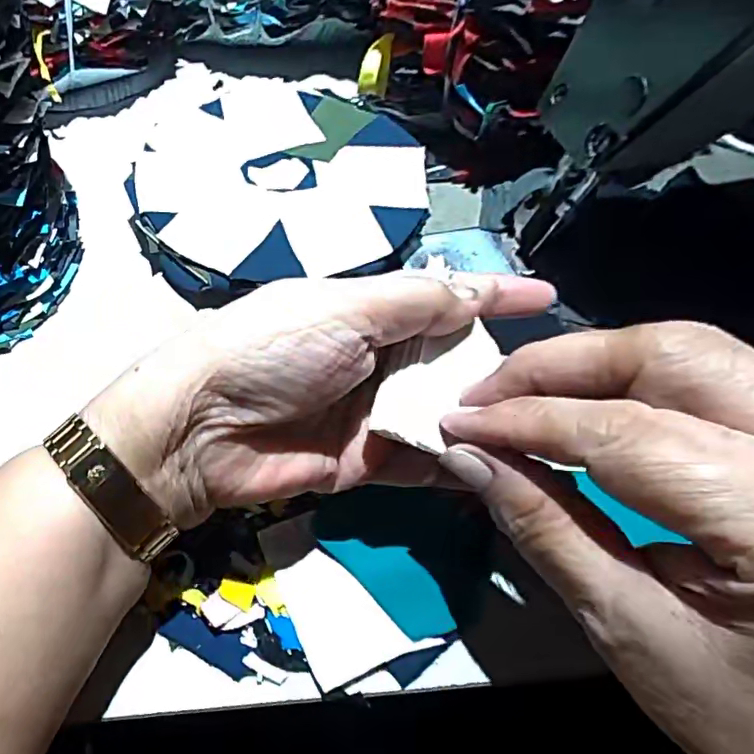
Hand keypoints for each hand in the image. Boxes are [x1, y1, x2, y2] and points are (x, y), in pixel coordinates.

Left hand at [83, 271, 555, 527]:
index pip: (439, 298)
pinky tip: (495, 464)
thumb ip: (413, 302)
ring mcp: (369, 412)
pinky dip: (453, 462)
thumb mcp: (343, 310)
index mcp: (365, 310)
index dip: (491, 296)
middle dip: (494, 368)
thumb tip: (475, 288)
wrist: (201, 430)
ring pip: (440, 412)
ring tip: (538, 425)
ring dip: (480, 419)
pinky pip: (419, 461)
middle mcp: (372, 358)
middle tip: (552, 381)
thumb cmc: (270, 351)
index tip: (545, 297)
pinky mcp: (362, 462)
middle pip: (448, 360)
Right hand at [437, 323, 753, 753]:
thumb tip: (470, 456)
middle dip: (565, 364)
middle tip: (488, 393)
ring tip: (527, 399)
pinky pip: (733, 391)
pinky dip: (647, 393)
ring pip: (709, 359)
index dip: (530, 419)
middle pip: (683, 355)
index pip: (635, 434)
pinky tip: (595, 417)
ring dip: (602, 370)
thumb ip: (546, 529)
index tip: (457, 420)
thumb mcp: (633, 636)